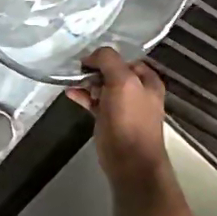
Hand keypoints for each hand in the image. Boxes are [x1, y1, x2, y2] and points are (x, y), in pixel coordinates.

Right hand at [66, 48, 169, 186]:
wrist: (129, 160)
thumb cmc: (130, 119)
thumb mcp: (123, 82)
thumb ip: (109, 61)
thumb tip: (91, 55)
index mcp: (147, 81)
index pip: (125, 59)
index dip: (106, 57)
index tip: (87, 59)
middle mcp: (136, 91)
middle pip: (111, 71)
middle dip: (93, 70)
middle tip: (79, 72)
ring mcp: (122, 106)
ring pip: (100, 86)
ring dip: (85, 82)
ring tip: (71, 80)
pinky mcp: (108, 118)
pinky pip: (93, 101)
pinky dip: (82, 96)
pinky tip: (69, 93)